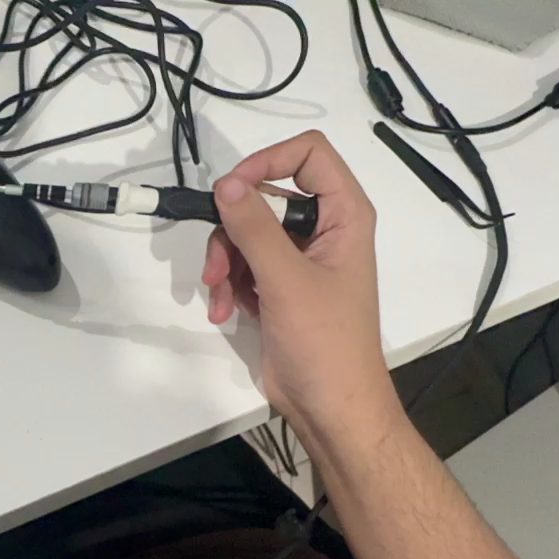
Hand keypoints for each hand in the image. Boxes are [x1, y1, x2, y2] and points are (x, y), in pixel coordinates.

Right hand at [201, 131, 401, 443]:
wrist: (328, 403)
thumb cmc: (323, 340)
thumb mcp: (286, 279)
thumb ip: (254, 228)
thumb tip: (225, 184)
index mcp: (343, 215)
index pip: (308, 155)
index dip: (267, 162)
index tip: (229, 190)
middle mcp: (321, 231)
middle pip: (265, 200)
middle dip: (232, 232)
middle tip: (216, 269)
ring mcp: (297, 263)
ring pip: (246, 237)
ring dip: (225, 266)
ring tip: (220, 300)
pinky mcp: (277, 291)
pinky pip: (243, 270)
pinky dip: (229, 288)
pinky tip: (226, 313)